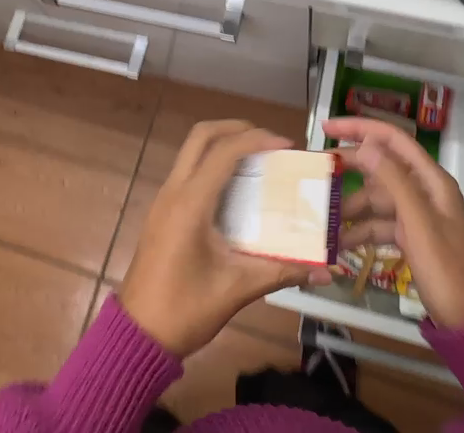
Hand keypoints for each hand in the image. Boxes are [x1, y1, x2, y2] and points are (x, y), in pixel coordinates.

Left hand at [118, 120, 334, 356]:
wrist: (137, 335)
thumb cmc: (184, 309)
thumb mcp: (237, 289)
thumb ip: (282, 271)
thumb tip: (326, 269)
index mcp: (190, 203)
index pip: (224, 152)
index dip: (258, 140)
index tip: (289, 146)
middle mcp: (174, 191)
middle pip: (202, 136)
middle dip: (236, 128)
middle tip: (270, 141)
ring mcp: (164, 199)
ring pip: (192, 151)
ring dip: (224, 144)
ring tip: (260, 159)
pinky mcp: (163, 211)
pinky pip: (189, 170)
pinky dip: (214, 164)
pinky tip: (239, 187)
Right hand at [325, 116, 463, 329]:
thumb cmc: (448, 269)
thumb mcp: (418, 223)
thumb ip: (394, 181)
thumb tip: (367, 145)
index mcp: (431, 180)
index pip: (393, 139)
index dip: (360, 128)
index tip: (327, 126)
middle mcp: (424, 191)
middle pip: (382, 167)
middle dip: (351, 170)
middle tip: (316, 174)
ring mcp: (418, 216)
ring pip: (377, 199)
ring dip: (352, 207)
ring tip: (324, 218)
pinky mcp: (412, 238)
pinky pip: (381, 225)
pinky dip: (362, 231)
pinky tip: (340, 242)